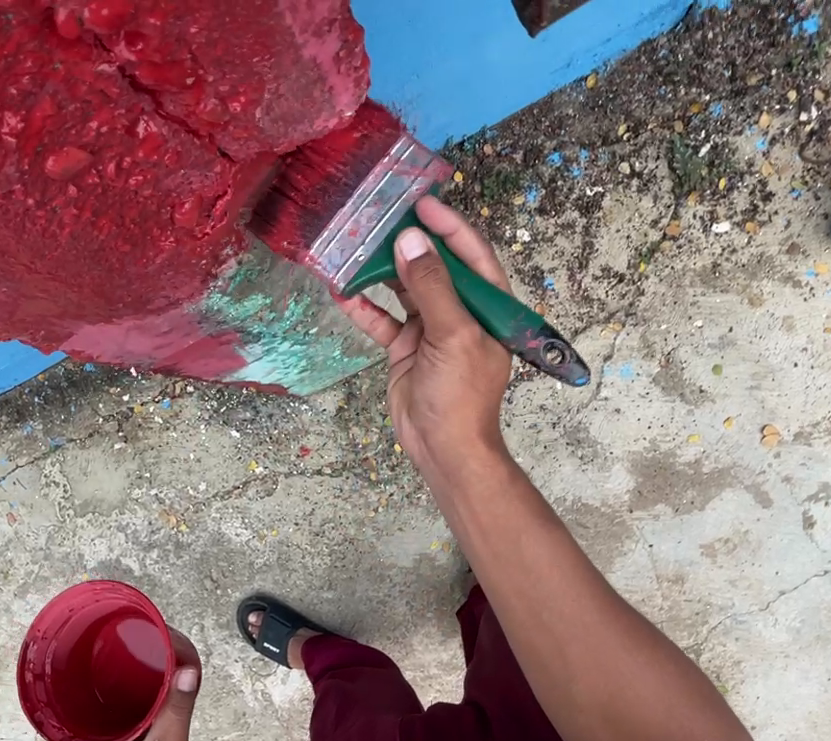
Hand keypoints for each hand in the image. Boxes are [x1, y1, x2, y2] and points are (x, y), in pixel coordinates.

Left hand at [60, 628, 207, 740]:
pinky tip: (141, 685)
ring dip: (106, 692)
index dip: (54, 686)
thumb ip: (176, 709)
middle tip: (94, 647)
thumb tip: (185, 669)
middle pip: (75, 712)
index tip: (62, 655)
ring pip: (99, 717)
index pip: (53, 717)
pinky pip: (119, 723)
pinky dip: (126, 704)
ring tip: (116, 658)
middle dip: (83, 681)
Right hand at [340, 195, 514, 475]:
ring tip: (356, 248)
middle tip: (378, 220)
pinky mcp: (405, 349)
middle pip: (434, 268)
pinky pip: (384, 322)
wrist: (443, 447)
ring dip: (382, 273)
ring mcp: (430, 331)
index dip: (449, 227)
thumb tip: (411, 241)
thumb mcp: (452, 335)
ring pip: (405, 292)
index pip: (471, 255)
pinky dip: (365, 309)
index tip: (421, 203)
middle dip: (409, 245)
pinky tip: (343, 294)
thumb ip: (431, 287)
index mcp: (487, 306)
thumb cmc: (460, 394)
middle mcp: (460, 312)